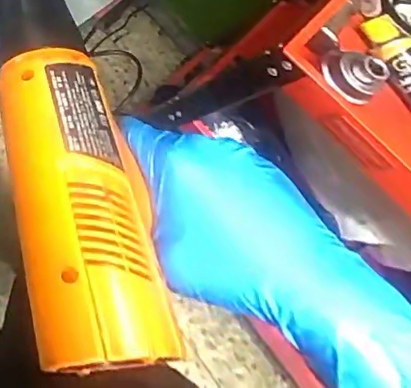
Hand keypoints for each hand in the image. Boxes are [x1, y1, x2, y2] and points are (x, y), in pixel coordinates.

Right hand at [122, 119, 410, 387]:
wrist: (305, 279)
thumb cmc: (240, 269)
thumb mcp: (167, 255)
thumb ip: (139, 224)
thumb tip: (126, 216)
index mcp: (176, 156)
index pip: (129, 131)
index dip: (112, 146)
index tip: (104, 159)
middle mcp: (204, 144)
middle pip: (160, 146)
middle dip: (150, 171)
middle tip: (146, 202)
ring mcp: (234, 153)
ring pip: (191, 158)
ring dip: (182, 179)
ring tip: (188, 219)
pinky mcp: (258, 167)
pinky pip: (221, 168)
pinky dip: (212, 187)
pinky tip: (220, 222)